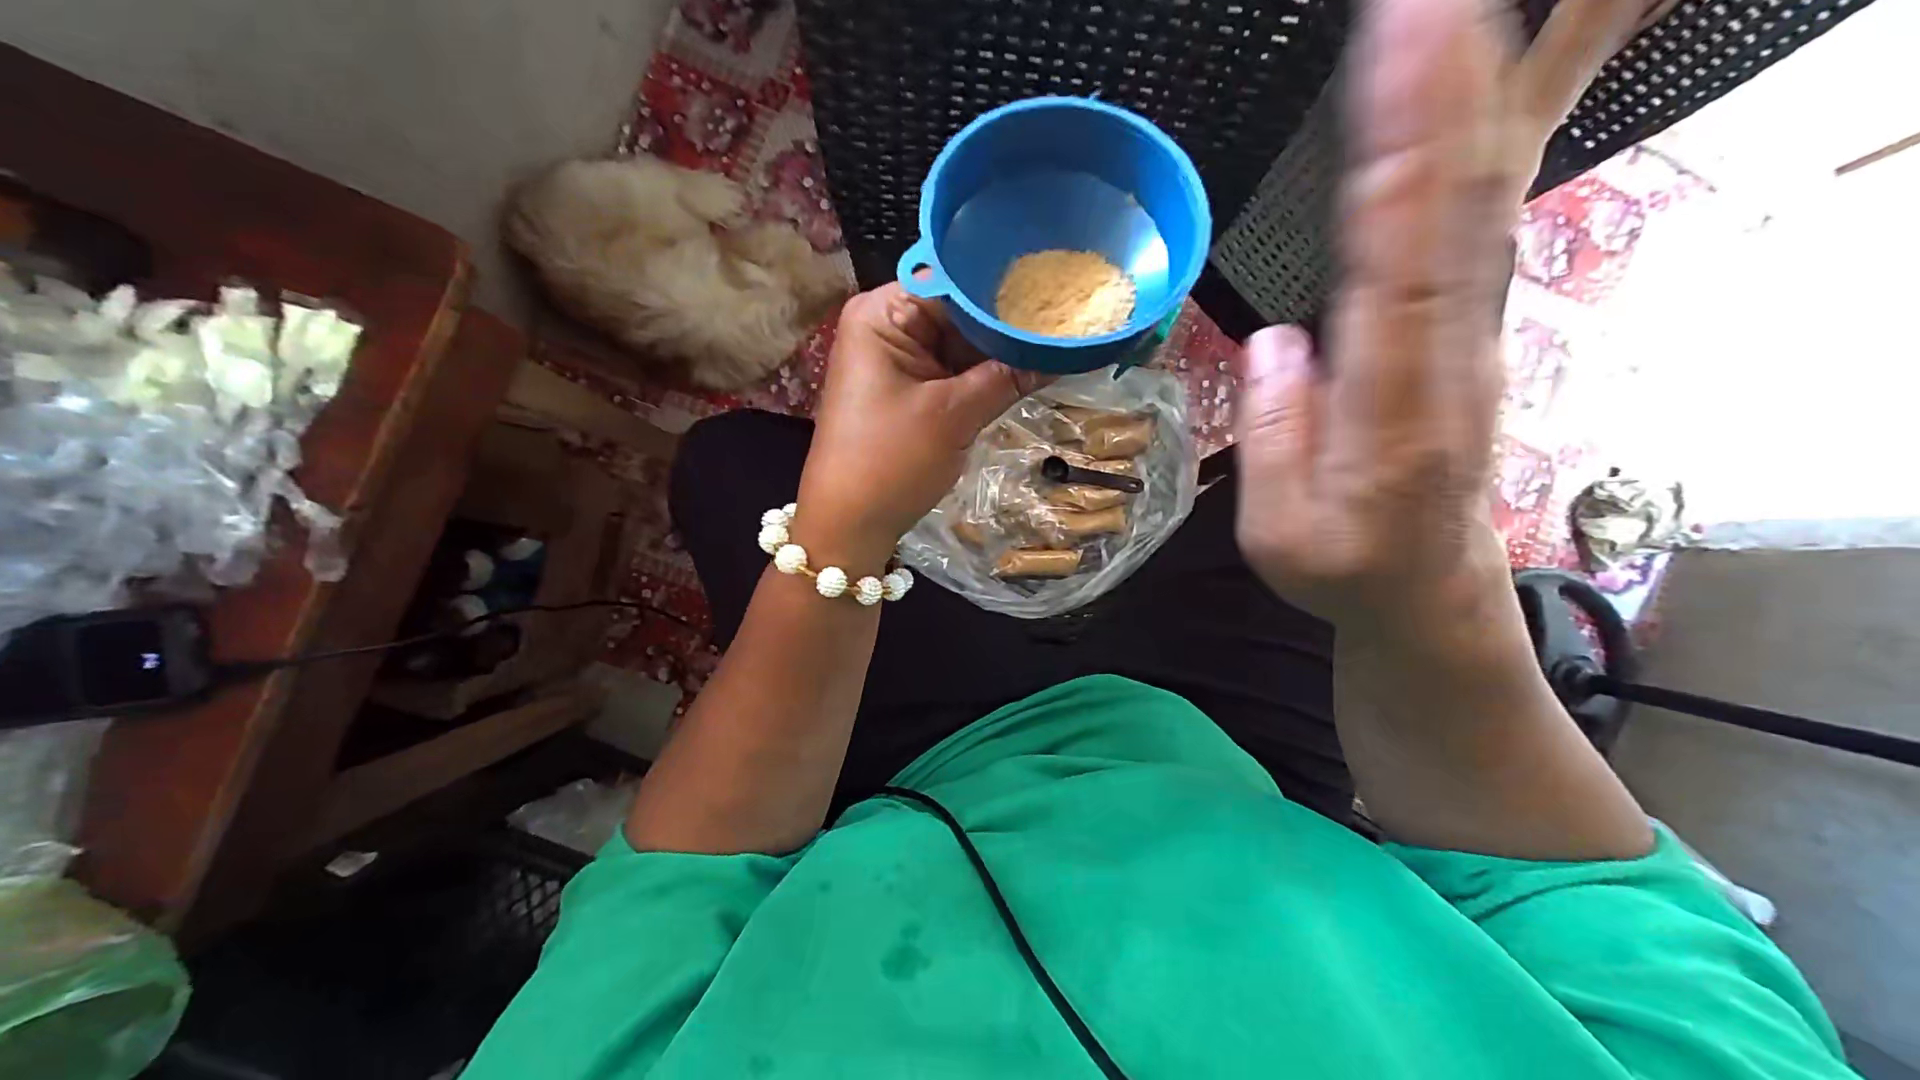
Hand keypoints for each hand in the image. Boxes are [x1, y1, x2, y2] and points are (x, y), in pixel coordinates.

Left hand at [795, 283, 1043, 570]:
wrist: (850, 524)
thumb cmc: (891, 462)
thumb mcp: (955, 416)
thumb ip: (1010, 376)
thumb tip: (1064, 351)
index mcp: (883, 313)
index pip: (954, 281)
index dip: (1004, 285)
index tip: (1057, 289)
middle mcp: (887, 324)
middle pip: (959, 308)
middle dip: (1008, 320)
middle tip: (1068, 316)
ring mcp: (897, 358)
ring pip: (960, 341)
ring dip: (1001, 349)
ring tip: (1060, 338)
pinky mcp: (907, 387)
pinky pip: (953, 368)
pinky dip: (985, 373)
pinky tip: (1030, 366)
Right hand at [1234, 0, 1519, 651]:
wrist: (1424, 588)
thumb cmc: (1345, 569)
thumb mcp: (1282, 533)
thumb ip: (1276, 438)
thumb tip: (1275, 340)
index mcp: (1397, 403)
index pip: (1404, 257)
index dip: (1406, 144)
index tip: (1404, 29)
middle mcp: (1449, 346)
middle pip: (1464, 194)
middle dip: (1456, 70)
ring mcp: (1467, 326)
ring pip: (1491, 184)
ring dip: (1502, 72)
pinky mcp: (1463, 320)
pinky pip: (1485, 208)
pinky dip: (1497, 123)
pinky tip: (1507, 61)